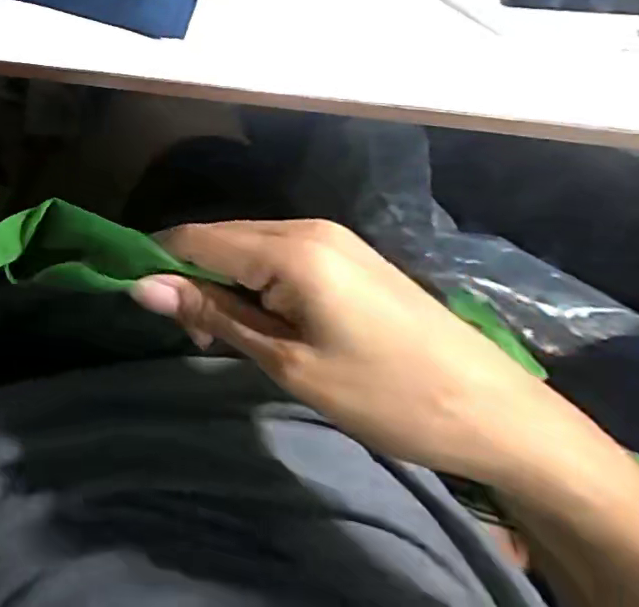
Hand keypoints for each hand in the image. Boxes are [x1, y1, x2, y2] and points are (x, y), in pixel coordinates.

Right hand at [130, 219, 613, 487]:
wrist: (497, 412)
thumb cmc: (386, 395)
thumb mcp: (288, 362)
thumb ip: (212, 315)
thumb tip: (141, 286)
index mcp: (290, 248)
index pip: (195, 239)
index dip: (159, 266)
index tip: (145, 307)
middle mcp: (306, 226)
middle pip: (219, 236)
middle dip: (192, 277)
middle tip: (194, 338)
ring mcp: (330, 235)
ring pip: (246, 244)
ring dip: (223, 282)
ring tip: (228, 336)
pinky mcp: (345, 251)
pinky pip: (276, 252)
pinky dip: (254, 280)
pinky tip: (263, 318)